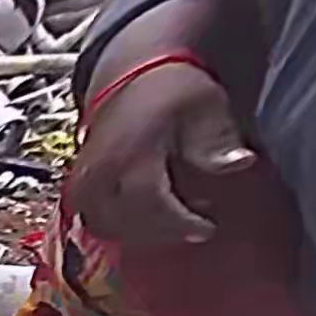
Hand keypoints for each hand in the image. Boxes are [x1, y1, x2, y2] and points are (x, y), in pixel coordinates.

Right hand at [70, 61, 253, 245]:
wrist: (129, 83)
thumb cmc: (172, 94)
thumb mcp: (205, 109)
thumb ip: (215, 142)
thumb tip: (239, 165)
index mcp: (128, 160)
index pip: (150, 206)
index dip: (179, 224)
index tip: (207, 230)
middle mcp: (97, 180)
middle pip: (126, 224)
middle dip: (161, 231)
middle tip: (194, 227)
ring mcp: (81, 190)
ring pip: (107, 228)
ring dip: (139, 232)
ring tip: (170, 221)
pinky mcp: (76, 195)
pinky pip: (95, 223)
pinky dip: (120, 227)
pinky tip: (144, 217)